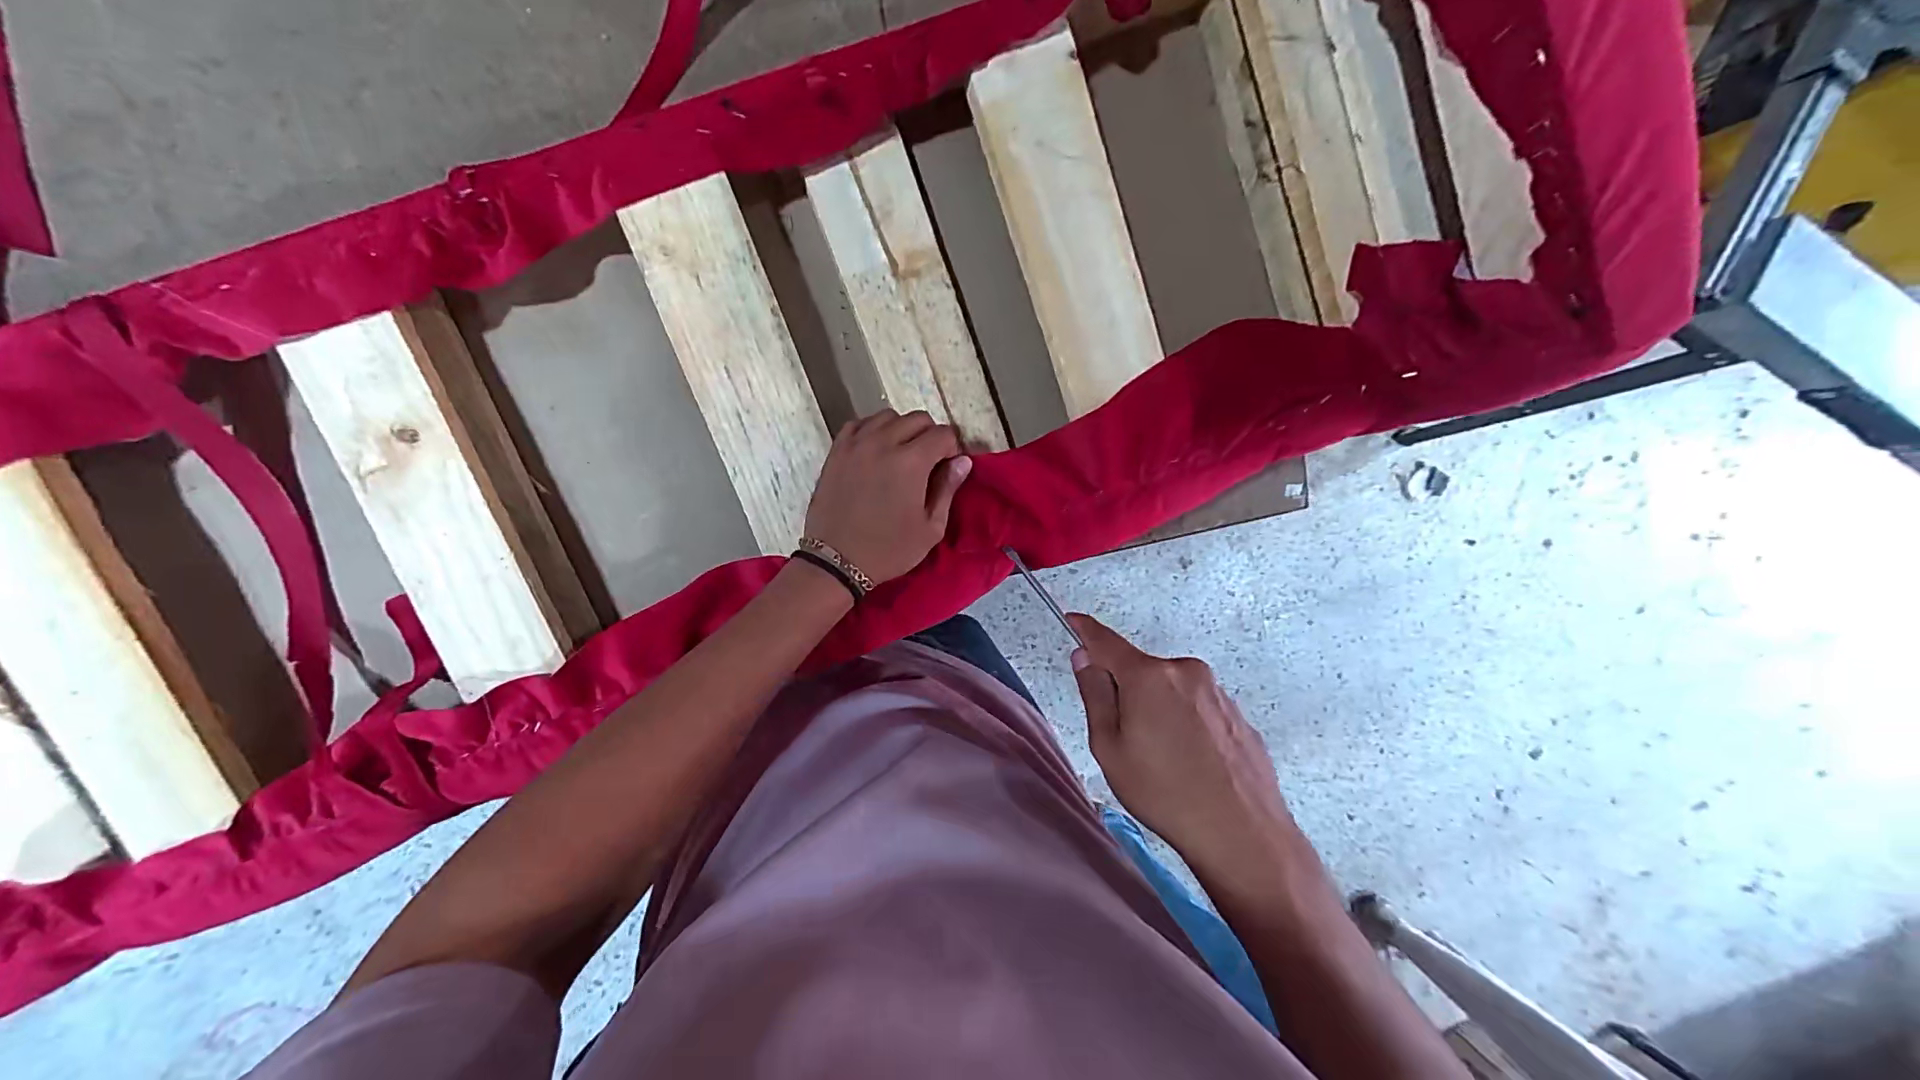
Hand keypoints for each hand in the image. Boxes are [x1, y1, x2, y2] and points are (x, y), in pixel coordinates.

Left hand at [803, 409, 971, 585]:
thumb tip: (963, 461)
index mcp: (911, 462)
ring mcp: (856, 444)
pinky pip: (859, 424)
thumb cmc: (889, 550)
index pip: (943, 434)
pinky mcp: (837, 451)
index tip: (948, 466)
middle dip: (930, 435)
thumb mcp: (930, 528)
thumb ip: (947, 489)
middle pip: (917, 419)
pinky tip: (876, 450)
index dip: (952, 448)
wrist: (837, 560)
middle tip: (928, 461)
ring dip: (901, 429)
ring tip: (901, 454)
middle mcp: (883, 443)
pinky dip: (873, 430)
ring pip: (888, 417)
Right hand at [1068, 613, 1293, 873]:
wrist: (1242, 833)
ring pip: (1170, 690)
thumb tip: (1085, 659)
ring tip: (1164, 760)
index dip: (1085, 631)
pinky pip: (1197, 708)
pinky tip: (1190, 763)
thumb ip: (1095, 694)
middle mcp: (1185, 671)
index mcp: (1148, 676)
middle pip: (1140, 670)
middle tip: (1126, 739)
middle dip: (1126, 691)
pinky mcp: (1237, 713)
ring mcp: (1217, 691)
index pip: (1106, 641)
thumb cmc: (1166, 794)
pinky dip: (1185, 725)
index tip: (1073, 620)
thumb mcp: (1110, 748)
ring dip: (1158, 710)